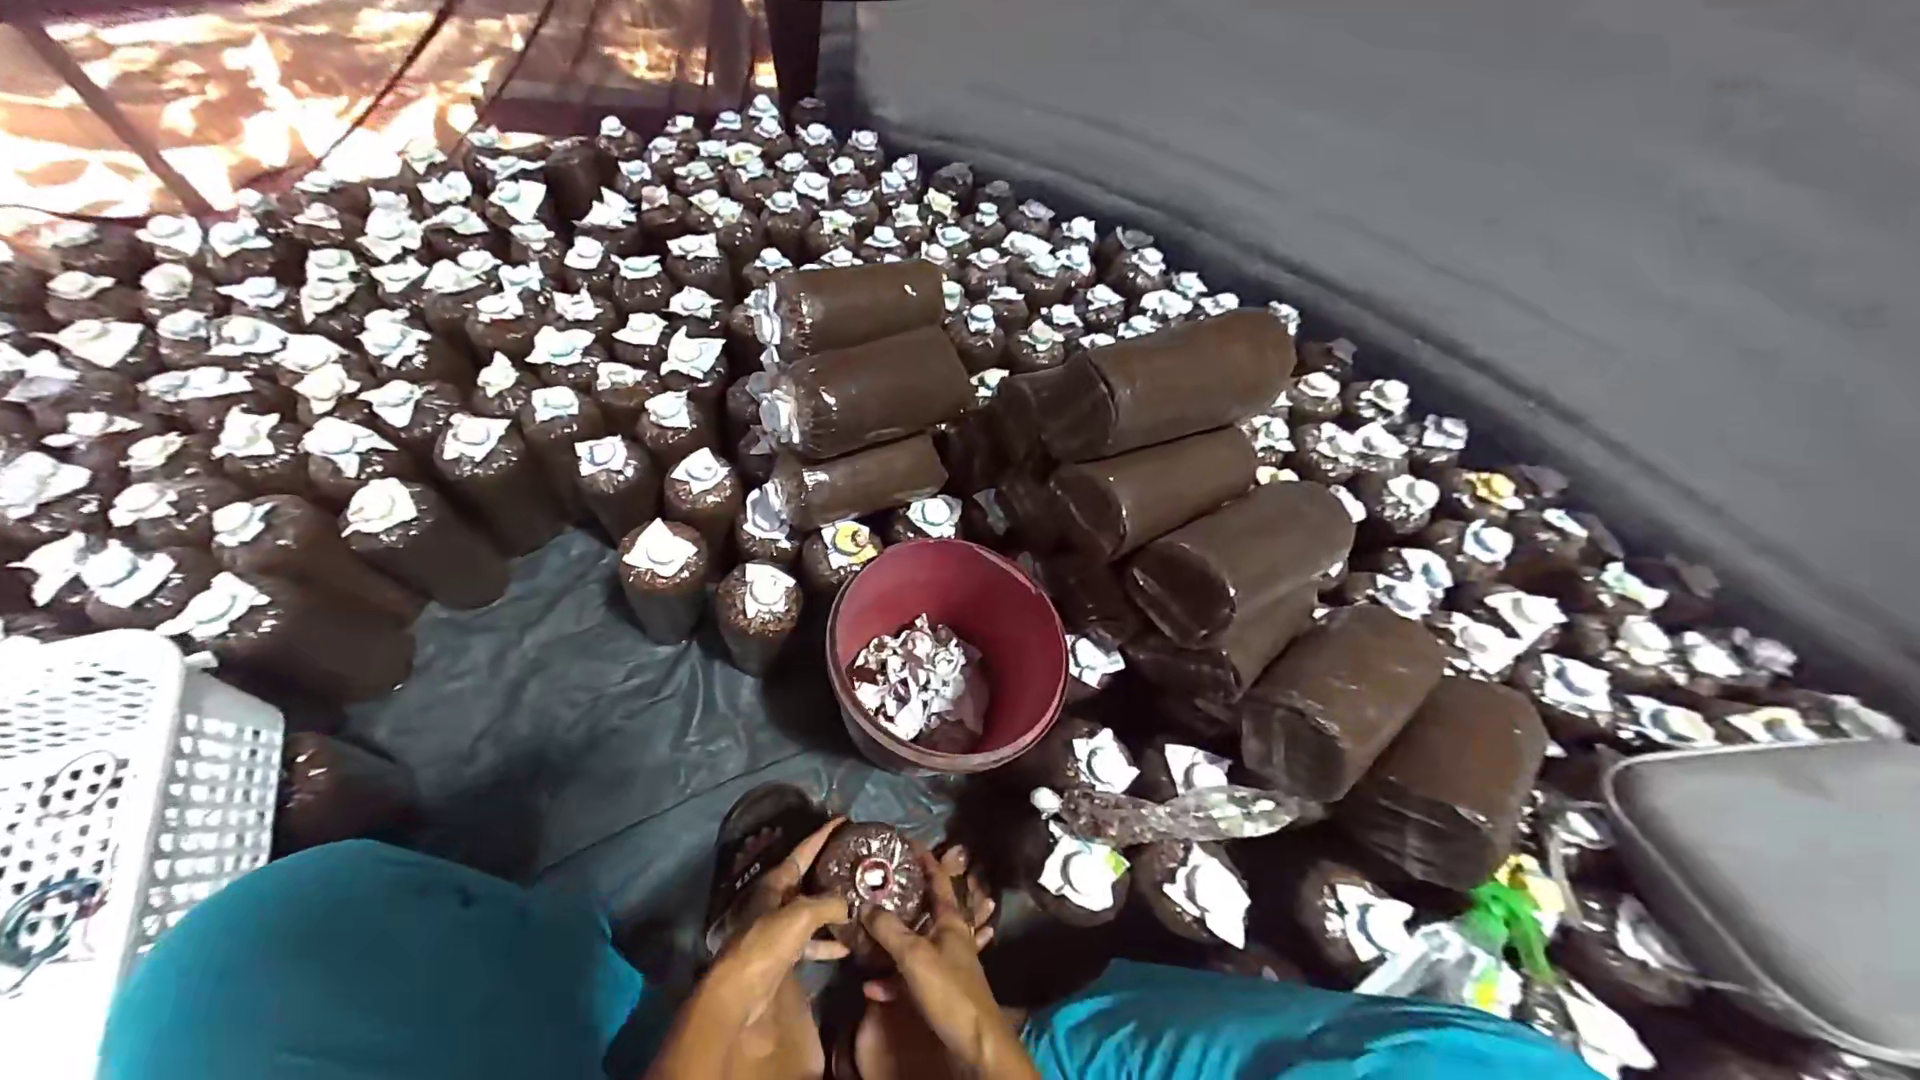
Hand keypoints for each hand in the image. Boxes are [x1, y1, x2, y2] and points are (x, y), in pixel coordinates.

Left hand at [703, 817, 849, 1026]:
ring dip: (831, 908)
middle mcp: (775, 899)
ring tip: (857, 903)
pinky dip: (826, 942)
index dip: (823, 834)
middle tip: (856, 861)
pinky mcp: (780, 953)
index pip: (804, 850)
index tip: (843, 819)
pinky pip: (809, 941)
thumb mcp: (801, 915)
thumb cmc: (766, 944)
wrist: (739, 994)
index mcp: (775, 882)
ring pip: (810, 910)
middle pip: (807, 879)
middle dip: (830, 870)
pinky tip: (846, 945)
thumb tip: (848, 904)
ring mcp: (777, 927)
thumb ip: (828, 903)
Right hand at [865, 844, 996, 1001]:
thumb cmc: (949, 990)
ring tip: (866, 939)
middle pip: (924, 910)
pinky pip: (910, 977)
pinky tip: (871, 988)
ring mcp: (946, 963)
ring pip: (914, 944)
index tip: (907, 843)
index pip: (938, 879)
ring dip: (891, 943)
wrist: (976, 1043)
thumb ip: (890, 929)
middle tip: (876, 891)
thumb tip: (866, 905)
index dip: (924, 859)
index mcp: (951, 920)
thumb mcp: (915, 956)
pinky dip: (892, 979)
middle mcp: (950, 936)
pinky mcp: (939, 990)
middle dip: (901, 901)